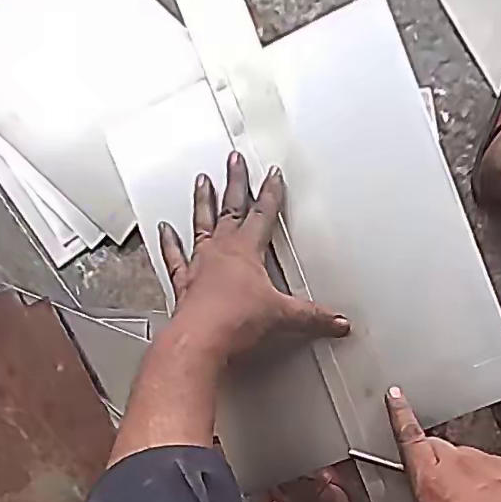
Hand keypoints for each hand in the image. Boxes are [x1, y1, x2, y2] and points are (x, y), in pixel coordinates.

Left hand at [157, 151, 349, 365]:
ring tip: (202, 182)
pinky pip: (174, 258)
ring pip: (201, 224)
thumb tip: (335, 321)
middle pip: (230, 208)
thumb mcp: (282, 317)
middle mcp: (220, 252)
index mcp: (246, 251)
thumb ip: (311, 317)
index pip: (263, 214)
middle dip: (235, 182)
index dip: (270, 193)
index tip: (273, 175)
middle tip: (233, 161)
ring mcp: (199, 265)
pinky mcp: (183, 284)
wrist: (201, 341)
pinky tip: (165, 231)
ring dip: (202, 202)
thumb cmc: (233, 322)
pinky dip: (169, 244)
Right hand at [360, 387, 500, 501]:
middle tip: (430, 488)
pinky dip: (481, 479)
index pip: (410, 435)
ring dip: (455, 472)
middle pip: (435, 446)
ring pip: (462, 455)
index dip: (400, 413)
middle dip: (428, 459)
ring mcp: (487, 464)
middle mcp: (458, 464)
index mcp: (429, 478)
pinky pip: (487, 465)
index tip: (395, 397)